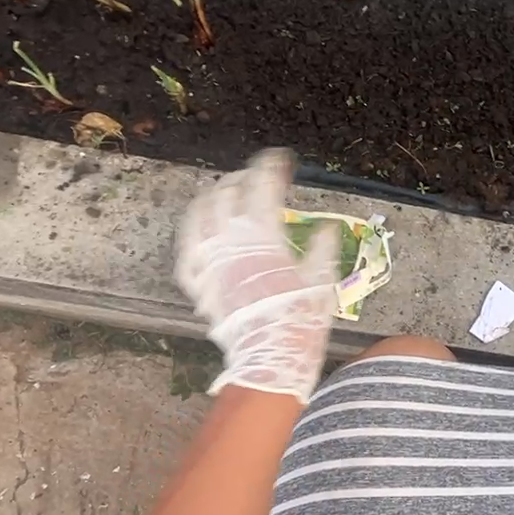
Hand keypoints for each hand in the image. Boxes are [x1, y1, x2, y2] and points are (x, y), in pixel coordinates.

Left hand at [176, 149, 341, 398]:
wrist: (270, 354)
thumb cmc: (299, 316)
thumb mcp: (321, 278)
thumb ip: (322, 249)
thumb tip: (327, 229)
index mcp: (263, 235)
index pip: (262, 186)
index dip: (271, 167)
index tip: (281, 160)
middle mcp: (229, 241)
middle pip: (227, 193)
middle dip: (242, 178)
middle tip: (256, 176)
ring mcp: (208, 260)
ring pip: (199, 214)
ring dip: (213, 197)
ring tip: (224, 192)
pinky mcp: (196, 281)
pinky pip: (186, 247)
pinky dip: (194, 231)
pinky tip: (201, 229)